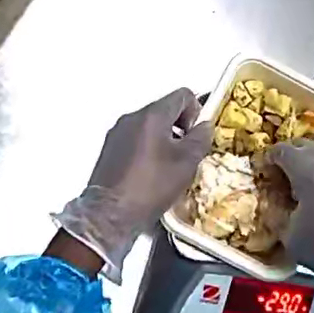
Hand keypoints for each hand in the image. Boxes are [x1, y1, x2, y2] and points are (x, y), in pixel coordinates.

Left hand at [51, 89, 211, 281]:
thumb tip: (205, 126)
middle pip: (165, 110)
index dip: (197, 112)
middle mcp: (131, 118)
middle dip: (181, 128)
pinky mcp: (109, 151)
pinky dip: (148, 151)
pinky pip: (136, 141)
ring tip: (170, 168)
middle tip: (187, 154)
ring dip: (165, 141)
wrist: (108, 217)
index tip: (197, 135)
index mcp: (151, 115)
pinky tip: (152, 176)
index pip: (183, 95)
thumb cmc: (149, 187)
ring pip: (150, 127)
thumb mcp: (186, 163)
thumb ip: (201, 138)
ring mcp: (117, 134)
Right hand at [264, 140, 313, 312]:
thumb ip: (278, 215)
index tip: (260, 169)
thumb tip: (277, 207)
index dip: (266, 158)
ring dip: (307, 167)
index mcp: (307, 169)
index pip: (280, 150)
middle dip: (287, 159)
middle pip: (301, 148)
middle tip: (277, 178)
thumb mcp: (291, 236)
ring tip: (298, 188)